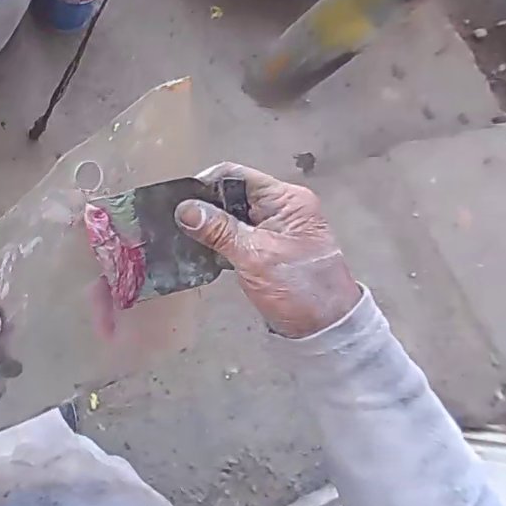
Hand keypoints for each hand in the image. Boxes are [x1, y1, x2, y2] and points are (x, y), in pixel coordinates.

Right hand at [176, 162, 362, 337]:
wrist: (326, 329)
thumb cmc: (300, 290)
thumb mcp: (254, 256)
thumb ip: (218, 230)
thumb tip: (185, 209)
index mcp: (287, 200)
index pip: (238, 175)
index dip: (206, 183)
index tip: (182, 201)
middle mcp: (281, 207)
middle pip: (231, 193)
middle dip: (205, 205)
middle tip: (180, 220)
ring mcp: (274, 227)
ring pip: (230, 214)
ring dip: (211, 224)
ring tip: (187, 234)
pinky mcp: (265, 245)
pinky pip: (235, 232)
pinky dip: (219, 239)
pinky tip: (203, 248)